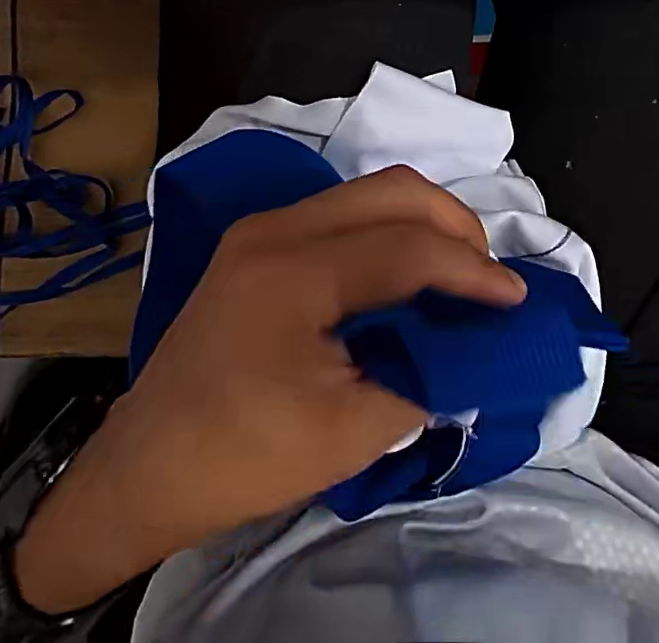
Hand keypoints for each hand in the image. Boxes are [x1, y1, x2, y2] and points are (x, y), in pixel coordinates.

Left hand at [12, 166, 526, 611]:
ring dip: (425, 221)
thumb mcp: (351, 432)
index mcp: (293, 271)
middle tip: (487, 275)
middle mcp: (277, 228)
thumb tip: (472, 348)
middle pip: (393, 190)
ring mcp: (263, 229)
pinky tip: (408, 269)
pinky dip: (392, 230)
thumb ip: (426, 379)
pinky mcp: (259, 242)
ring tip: (457, 269)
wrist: (144, 468)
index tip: (514, 301)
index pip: (408, 247)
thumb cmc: (242, 455)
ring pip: (370, 191)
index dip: (472, 270)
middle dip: (455, 223)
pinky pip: (345, 212)